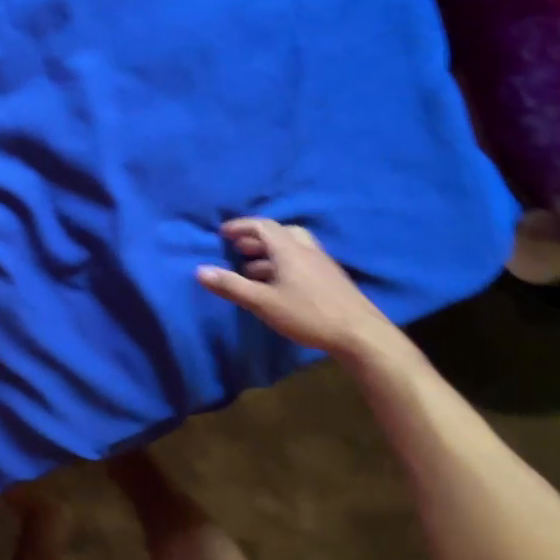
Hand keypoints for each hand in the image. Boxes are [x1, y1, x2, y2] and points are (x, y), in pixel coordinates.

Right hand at [197, 218, 397, 358]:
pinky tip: (278, 284)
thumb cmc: (307, 314)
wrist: (359, 333)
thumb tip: (200, 270)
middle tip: (238, 249)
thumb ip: (231, 286)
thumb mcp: (262, 302)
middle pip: (281, 233)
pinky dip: (284, 264)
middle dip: (256, 238)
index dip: (241, 226)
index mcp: (289, 250)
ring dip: (270, 252)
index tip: (222, 233)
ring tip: (252, 269)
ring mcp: (322, 264)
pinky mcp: (330, 278)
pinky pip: (302, 260)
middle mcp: (306, 250)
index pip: (263, 226)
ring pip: (293, 247)